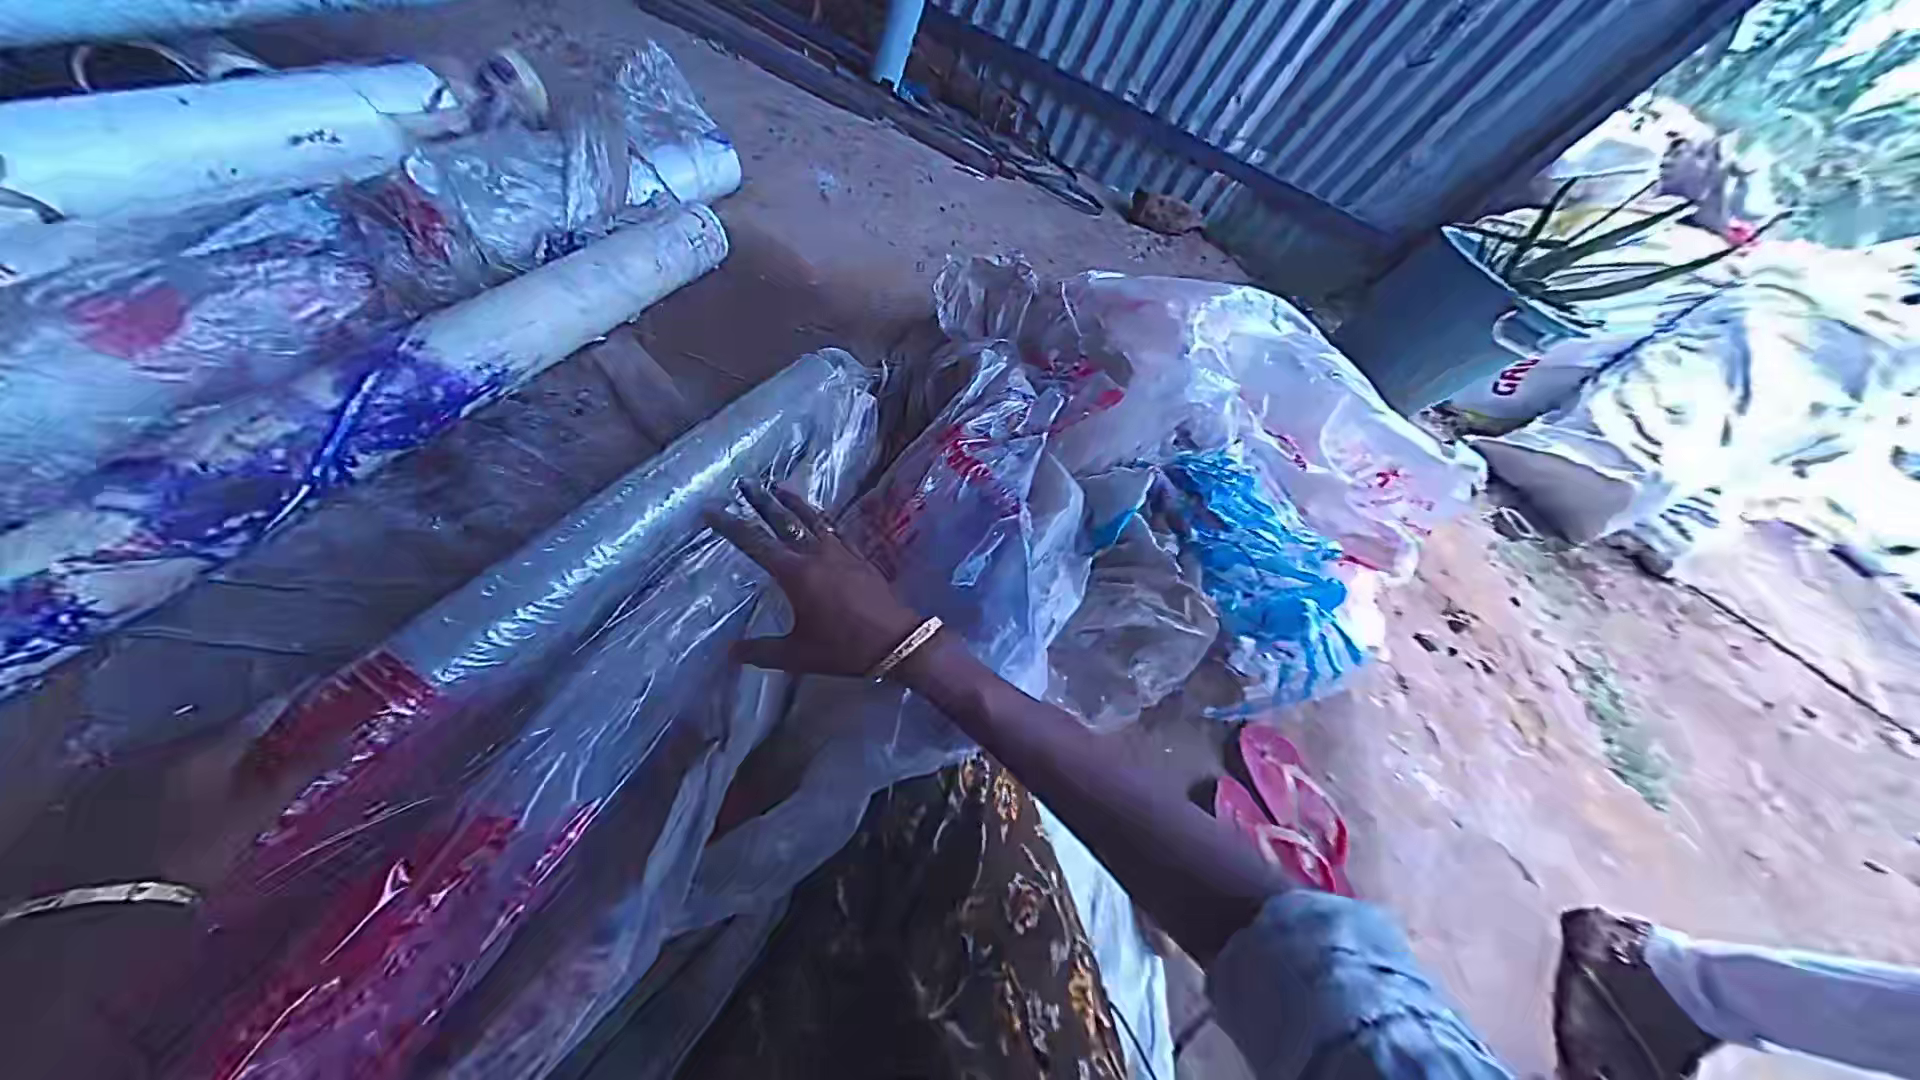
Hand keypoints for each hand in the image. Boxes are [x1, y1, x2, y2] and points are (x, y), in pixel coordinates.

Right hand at [706, 480, 923, 676]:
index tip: (712, 510)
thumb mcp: (797, 655)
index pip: (756, 543)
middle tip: (746, 483)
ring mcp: (842, 553)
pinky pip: (837, 531)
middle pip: (785, 521)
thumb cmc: (844, 648)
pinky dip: (822, 519)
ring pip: (814, 519)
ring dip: (795, 503)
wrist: (896, 641)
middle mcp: (817, 555)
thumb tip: (731, 652)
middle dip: (762, 501)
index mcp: (796, 574)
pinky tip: (820, 517)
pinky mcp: (860, 558)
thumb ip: (762, 651)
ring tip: (779, 488)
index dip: (731, 526)